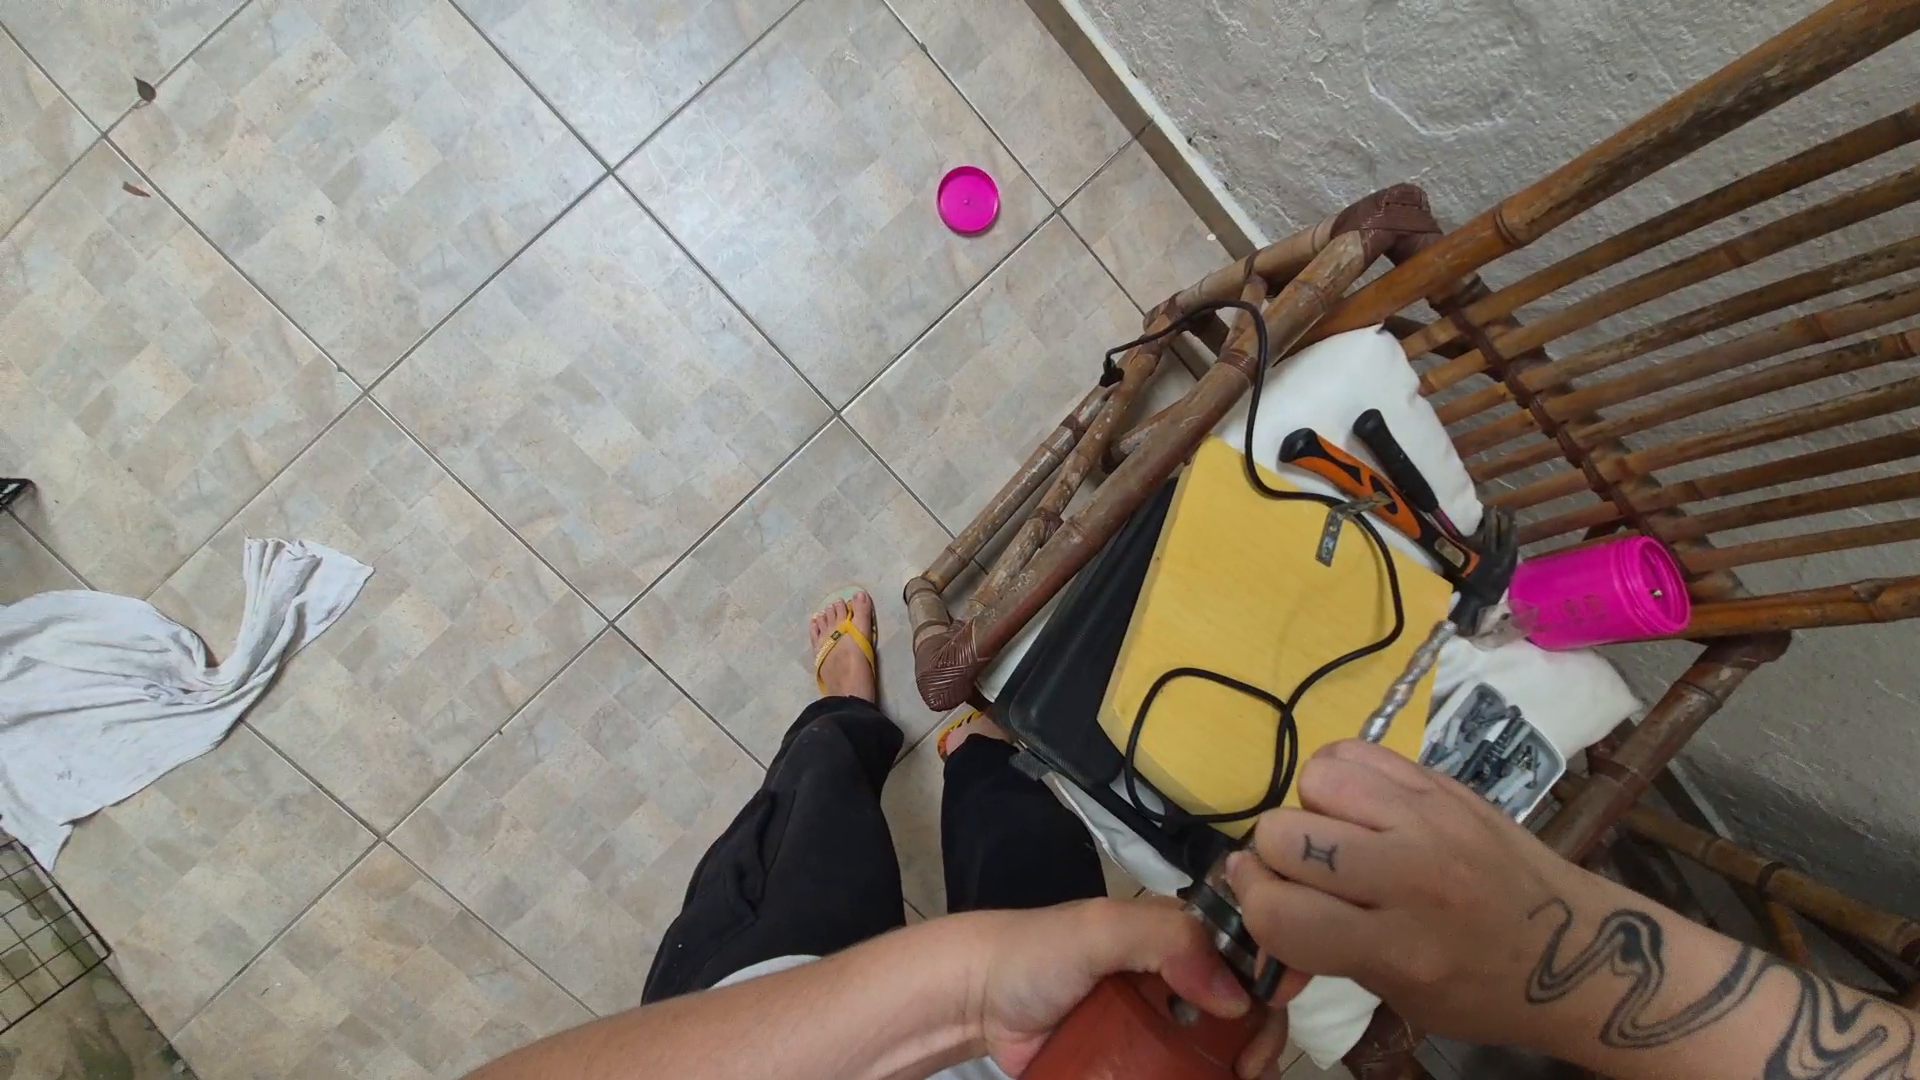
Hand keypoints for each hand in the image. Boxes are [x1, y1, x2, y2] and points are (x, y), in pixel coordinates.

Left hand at [956, 898, 1297, 1077]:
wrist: (981, 999)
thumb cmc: (1040, 952)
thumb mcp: (1099, 930)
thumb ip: (1162, 941)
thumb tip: (1234, 994)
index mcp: (1172, 934)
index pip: (1241, 949)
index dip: (1269, 975)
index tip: (1272, 1012)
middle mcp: (1175, 977)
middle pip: (1240, 1008)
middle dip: (1259, 1038)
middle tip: (1250, 1069)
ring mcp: (1159, 1025)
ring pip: (1218, 1051)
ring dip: (1236, 1070)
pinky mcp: (1141, 1064)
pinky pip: (1184, 1076)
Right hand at [1225, 739, 1589, 1046]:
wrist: (1585, 952)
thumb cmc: (1482, 988)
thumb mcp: (1397, 995)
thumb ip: (1317, 947)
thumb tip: (1247, 899)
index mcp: (1400, 949)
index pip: (1276, 913)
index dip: (1254, 903)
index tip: (1265, 899)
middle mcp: (1412, 877)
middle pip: (1282, 837)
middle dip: (1275, 856)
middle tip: (1305, 871)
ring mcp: (1428, 818)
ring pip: (1313, 783)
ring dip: (1311, 809)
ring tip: (1341, 832)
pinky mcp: (1439, 782)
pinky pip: (1351, 750)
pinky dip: (1340, 774)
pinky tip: (1361, 803)